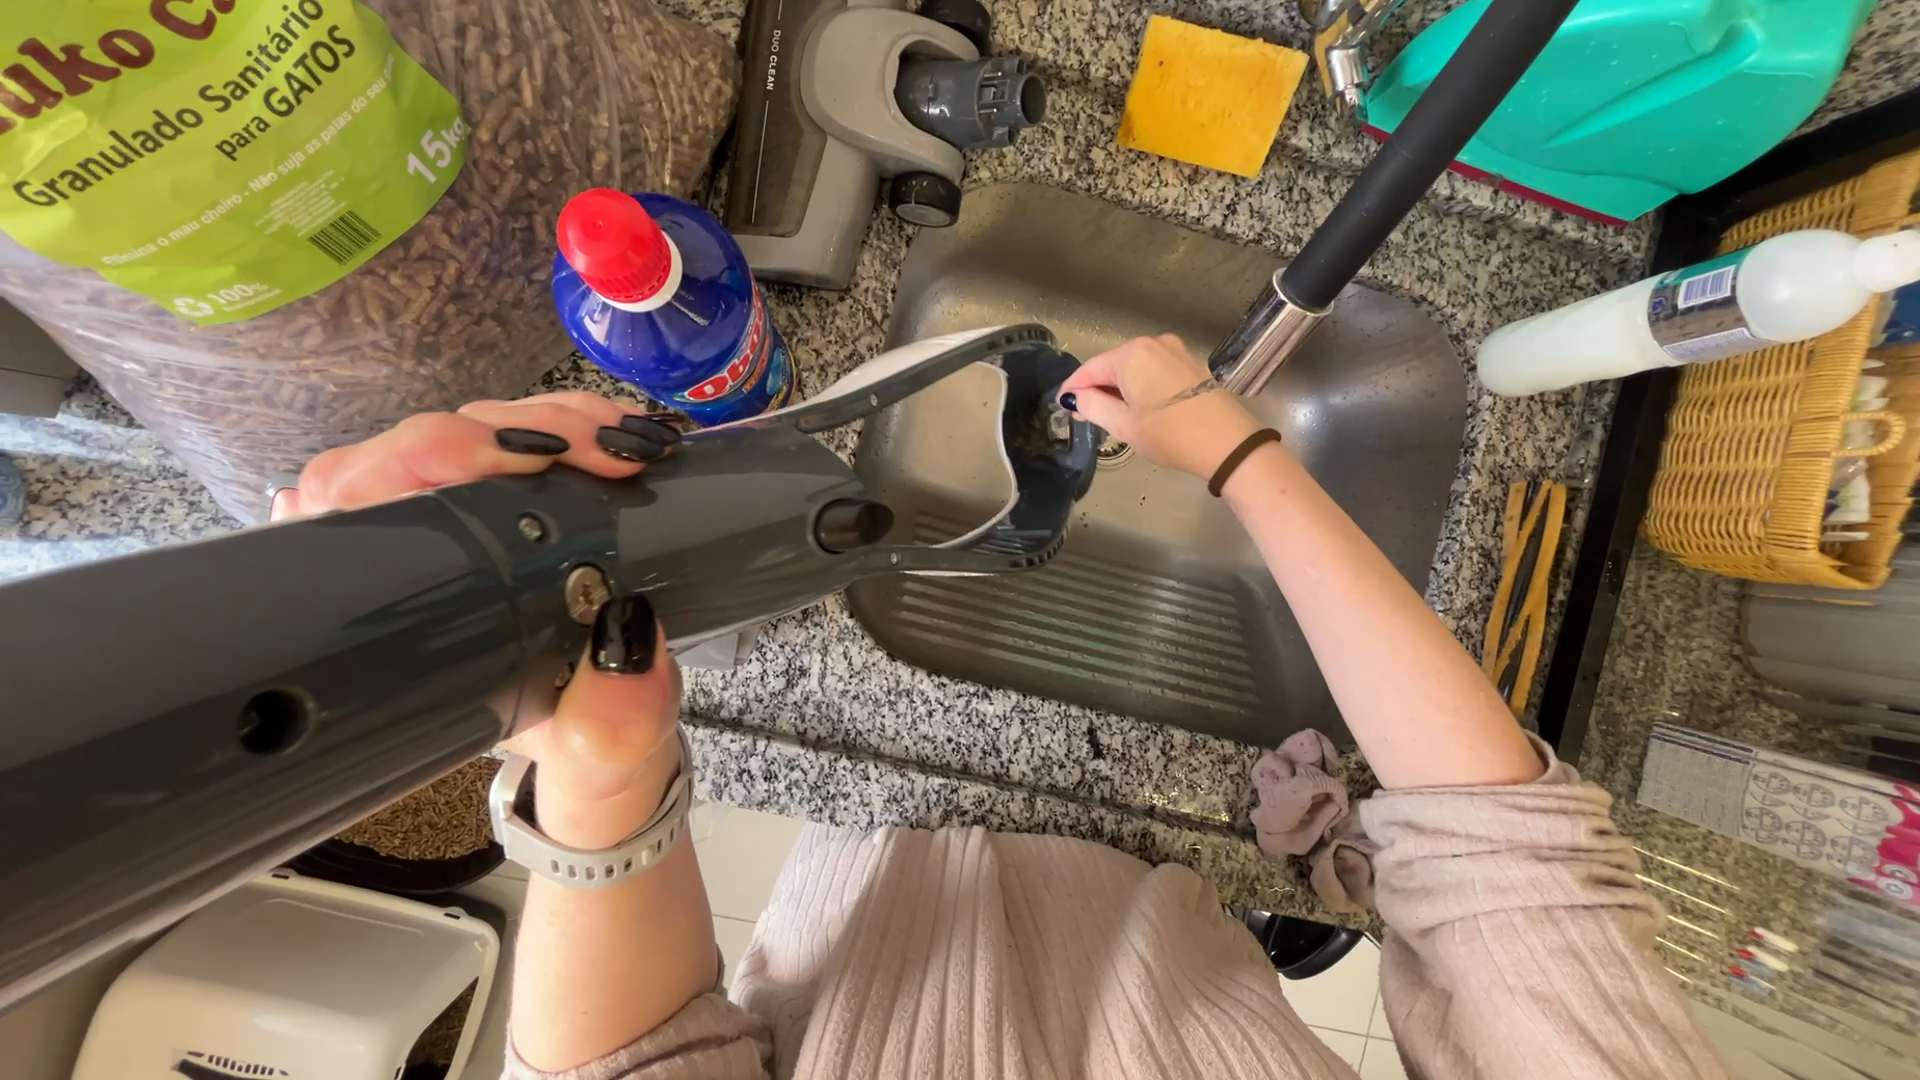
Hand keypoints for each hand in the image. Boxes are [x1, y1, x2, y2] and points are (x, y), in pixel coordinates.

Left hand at [273, 392, 686, 836]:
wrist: (603, 722)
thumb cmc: (575, 735)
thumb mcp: (594, 750)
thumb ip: (608, 721)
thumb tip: (631, 637)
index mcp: (381, 610)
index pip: (358, 497)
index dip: (430, 455)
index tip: (526, 460)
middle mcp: (400, 548)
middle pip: (432, 442)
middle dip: (532, 431)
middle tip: (616, 452)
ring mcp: (456, 514)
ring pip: (486, 424)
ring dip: (565, 420)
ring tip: (636, 444)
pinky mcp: (508, 494)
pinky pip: (530, 432)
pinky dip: (581, 423)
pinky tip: (627, 436)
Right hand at [1057, 335, 1263, 478]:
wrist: (1227, 443)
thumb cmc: (1170, 434)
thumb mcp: (1123, 425)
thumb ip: (1092, 406)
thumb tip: (1073, 398)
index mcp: (1132, 354)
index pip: (1090, 369)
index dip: (1073, 389)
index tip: (1063, 408)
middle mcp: (1153, 343)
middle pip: (1112, 366)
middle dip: (1096, 389)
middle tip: (1084, 417)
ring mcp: (1174, 351)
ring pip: (1133, 369)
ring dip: (1118, 390)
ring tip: (1111, 417)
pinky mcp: (1189, 364)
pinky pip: (1152, 371)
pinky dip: (1139, 387)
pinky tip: (1138, 409)